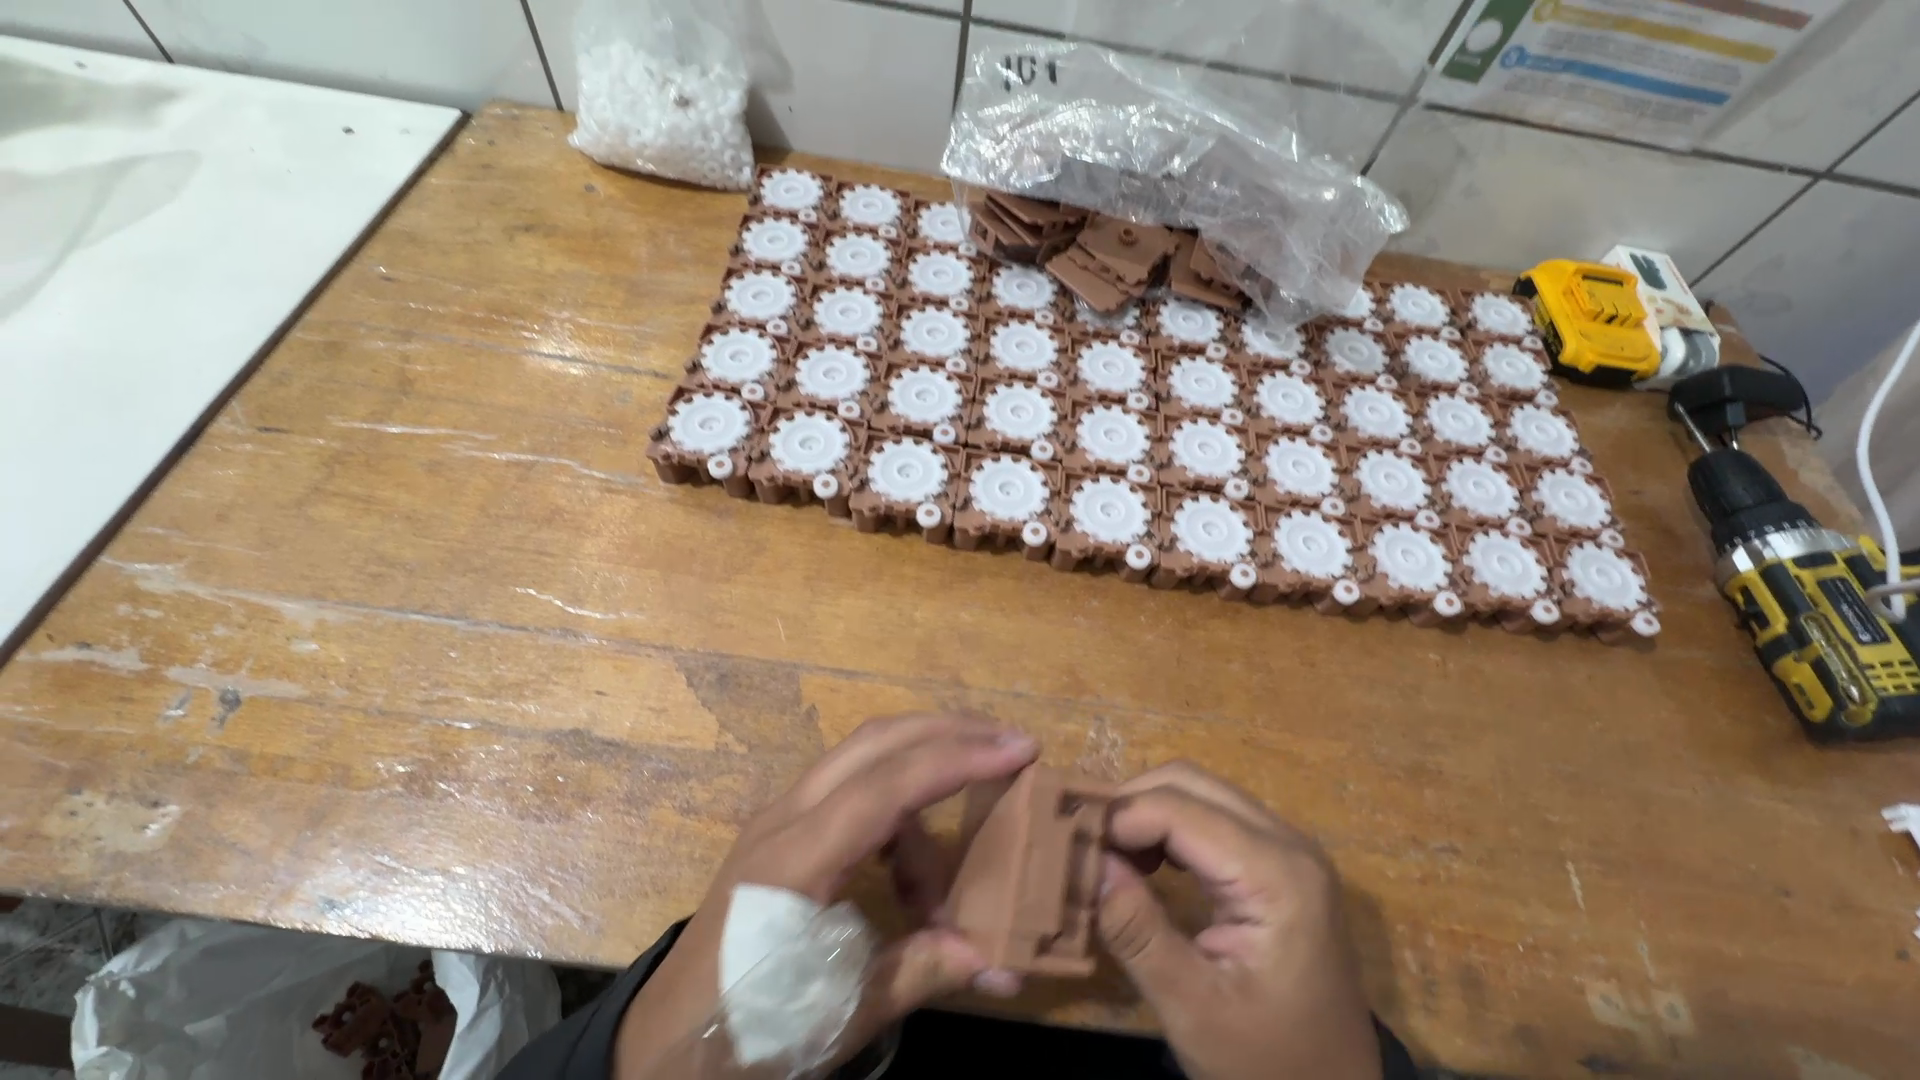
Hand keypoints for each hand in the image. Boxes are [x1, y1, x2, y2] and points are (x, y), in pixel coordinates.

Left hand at [614, 712, 1039, 1076]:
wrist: (663, 1043)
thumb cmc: (750, 1026)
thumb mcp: (842, 1011)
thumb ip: (924, 971)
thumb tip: (1002, 961)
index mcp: (796, 858)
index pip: (888, 784)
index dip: (958, 760)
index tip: (1021, 750)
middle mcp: (785, 817)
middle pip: (876, 741)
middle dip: (949, 733)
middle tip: (1011, 746)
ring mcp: (779, 818)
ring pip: (865, 763)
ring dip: (922, 796)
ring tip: (941, 890)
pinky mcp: (782, 832)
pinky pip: (852, 795)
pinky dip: (895, 819)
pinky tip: (907, 883)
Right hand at [1098, 763, 1380, 1079]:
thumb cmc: (1266, 1061)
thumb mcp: (1192, 1009)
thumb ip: (1138, 933)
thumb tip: (1090, 864)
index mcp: (1277, 875)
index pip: (1179, 807)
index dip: (1119, 818)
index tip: (1072, 849)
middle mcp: (1288, 843)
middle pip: (1190, 782)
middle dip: (1130, 805)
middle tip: (1085, 848)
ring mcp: (1288, 848)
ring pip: (1200, 791)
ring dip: (1147, 812)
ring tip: (1108, 858)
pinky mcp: (1279, 862)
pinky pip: (1214, 816)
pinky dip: (1169, 827)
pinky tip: (1144, 865)